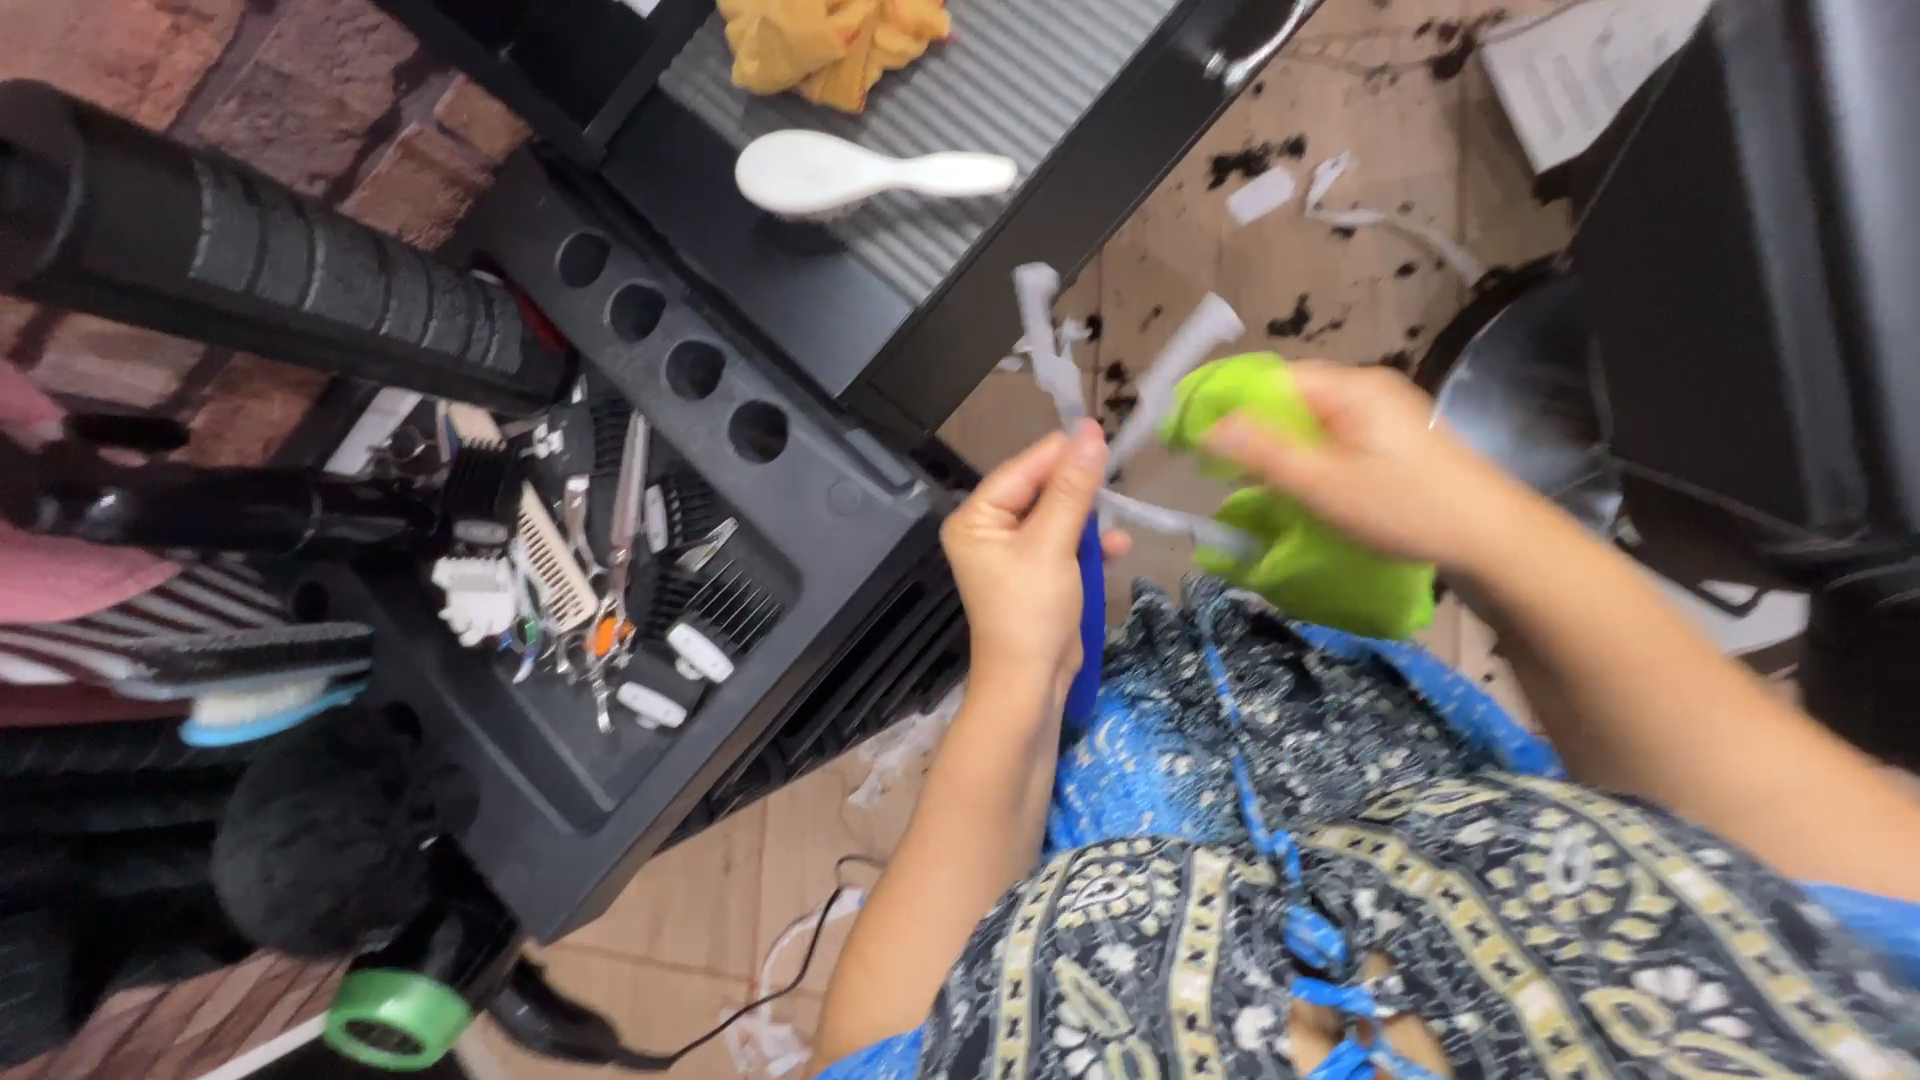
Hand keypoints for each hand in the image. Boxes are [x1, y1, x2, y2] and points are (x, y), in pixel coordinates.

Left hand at [941, 421, 1130, 693]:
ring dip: (1087, 517)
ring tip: (1116, 512)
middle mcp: (989, 530)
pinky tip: (1116, 547)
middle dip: (1077, 486)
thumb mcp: (1052, 545)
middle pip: (1039, 490)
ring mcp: (1013, 553)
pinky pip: (1064, 544)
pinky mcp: (1038, 572)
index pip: (1021, 471)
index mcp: (975, 519)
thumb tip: (1091, 434)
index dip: (1060, 452)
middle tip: (1114, 468)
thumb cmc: (1032, 610)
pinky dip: (1088, 545)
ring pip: (1057, 516)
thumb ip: (1072, 489)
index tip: (1099, 430)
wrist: (1032, 681)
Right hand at [1201, 361, 1534, 572]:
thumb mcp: (1324, 485)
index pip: (1269, 378)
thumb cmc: (1405, 508)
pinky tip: (1289, 478)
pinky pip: (1328, 432)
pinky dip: (1299, 450)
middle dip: (1246, 423)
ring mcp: (1379, 410)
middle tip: (1211, 460)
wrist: (1492, 537)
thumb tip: (1208, 428)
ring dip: (1272, 440)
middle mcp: (1364, 387)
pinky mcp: (1388, 436)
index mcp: (1350, 388)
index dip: (1224, 400)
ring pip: (1306, 416)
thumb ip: (1263, 453)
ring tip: (1242, 473)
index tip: (1189, 431)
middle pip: (1286, 394)